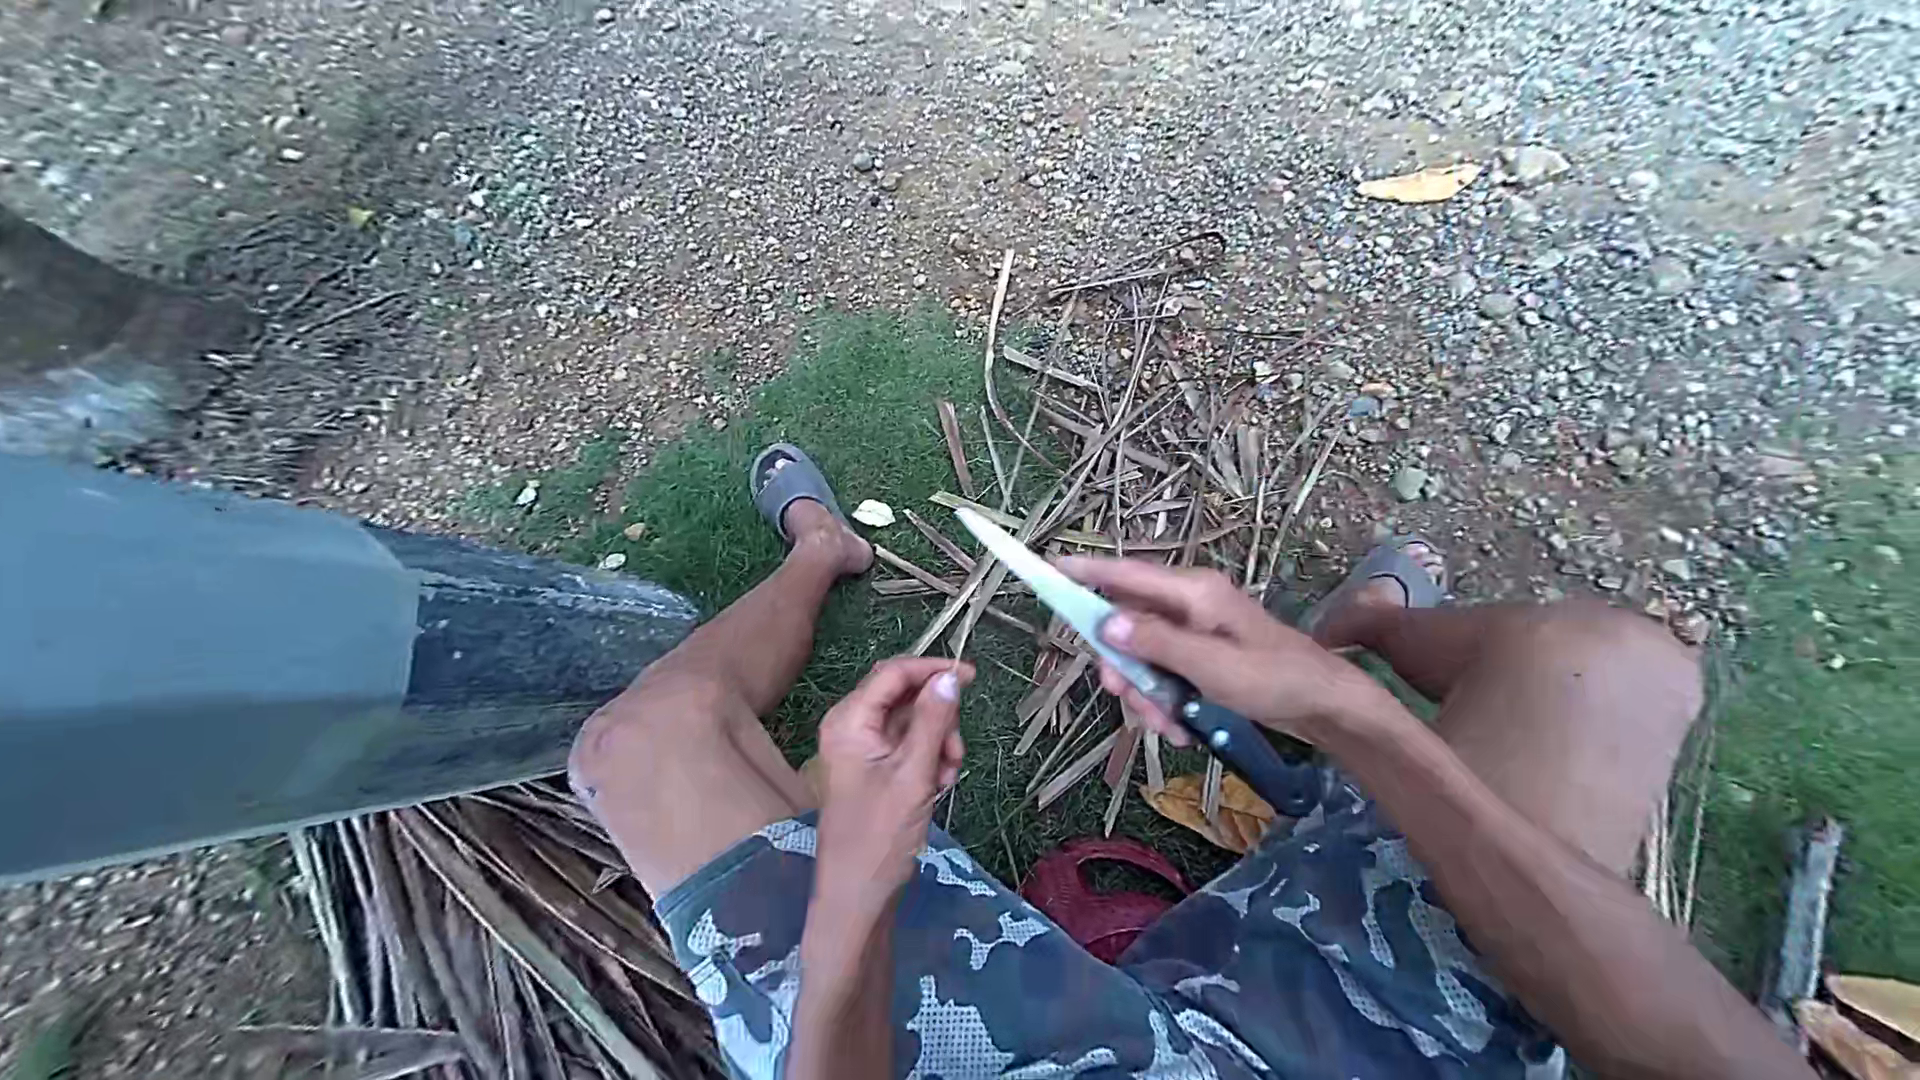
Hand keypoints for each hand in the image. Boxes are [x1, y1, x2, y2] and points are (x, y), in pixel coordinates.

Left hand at [813, 657, 973, 906]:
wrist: (857, 898)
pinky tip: (938, 783)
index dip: (933, 669)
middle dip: (938, 716)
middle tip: (955, 750)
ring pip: (912, 720)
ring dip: (938, 740)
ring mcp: (862, 746)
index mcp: (849, 720)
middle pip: (905, 695)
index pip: (894, 672)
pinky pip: (909, 743)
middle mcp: (851, 725)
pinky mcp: (874, 766)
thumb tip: (951, 676)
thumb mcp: (914, 774)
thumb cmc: (880, 837)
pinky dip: (930, 756)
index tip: (972, 677)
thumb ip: (933, 720)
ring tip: (947, 775)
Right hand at [1058, 556, 1384, 743]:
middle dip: (1122, 666)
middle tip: (1126, 697)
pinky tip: (1179, 727)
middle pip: (1126, 624)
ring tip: (1167, 726)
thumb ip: (1157, 643)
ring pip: (1140, 655)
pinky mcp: (1196, 654)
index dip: (1085, 571)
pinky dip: (1162, 700)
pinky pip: (1160, 672)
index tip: (1050, 569)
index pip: (1125, 574)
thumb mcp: (1212, 665)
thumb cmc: (1275, 678)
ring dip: (1144, 692)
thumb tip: (1105, 623)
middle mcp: (1185, 604)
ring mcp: (1191, 630)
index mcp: (1191, 591)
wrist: (1325, 706)